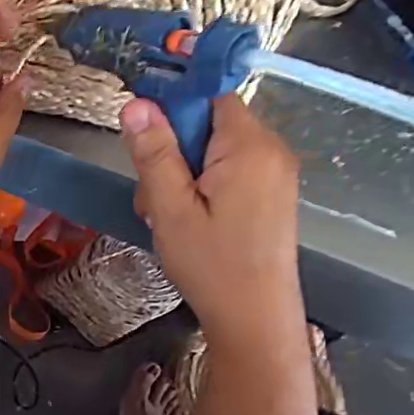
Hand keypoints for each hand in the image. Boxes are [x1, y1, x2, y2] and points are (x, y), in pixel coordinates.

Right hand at [122, 92, 300, 334]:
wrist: (254, 317)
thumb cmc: (211, 264)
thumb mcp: (170, 208)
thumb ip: (154, 154)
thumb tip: (137, 104)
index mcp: (249, 146)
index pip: (211, 97)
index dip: (175, 111)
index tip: (147, 143)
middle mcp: (272, 151)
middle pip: (212, 125)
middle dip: (175, 152)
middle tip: (154, 196)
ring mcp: (276, 175)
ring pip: (217, 152)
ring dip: (185, 175)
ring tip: (169, 216)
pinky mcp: (273, 196)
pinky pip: (232, 173)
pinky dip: (205, 188)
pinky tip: (190, 221)